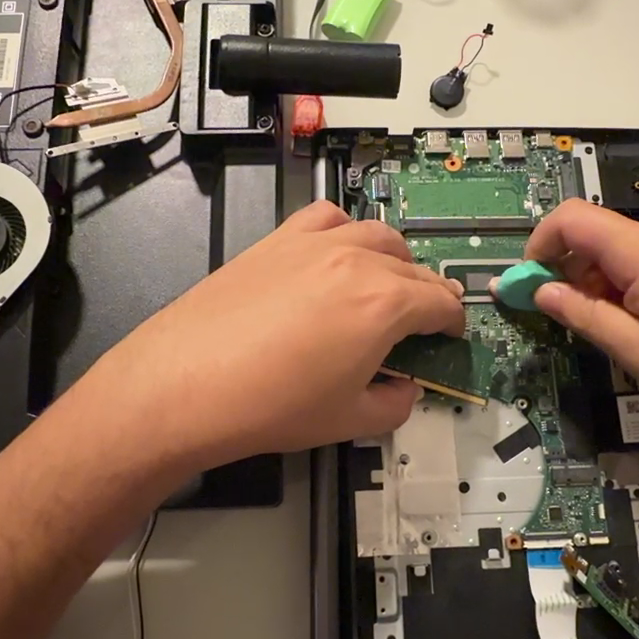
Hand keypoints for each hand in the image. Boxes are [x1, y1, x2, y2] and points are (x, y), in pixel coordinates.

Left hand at [66, 201, 463, 474]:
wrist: (184, 385)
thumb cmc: (268, 406)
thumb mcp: (349, 421)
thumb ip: (395, 403)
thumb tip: (404, 389)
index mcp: (385, 304)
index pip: (442, 302)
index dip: (454, 323)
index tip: (448, 338)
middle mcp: (356, 260)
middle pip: (415, 267)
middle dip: (427, 296)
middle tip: (419, 325)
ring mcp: (313, 244)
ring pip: (377, 234)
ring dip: (394, 259)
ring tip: (385, 286)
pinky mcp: (277, 240)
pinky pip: (327, 217)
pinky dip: (344, 231)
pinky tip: (336, 253)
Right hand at [521, 201, 638, 449]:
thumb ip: (585, 316)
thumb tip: (540, 291)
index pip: (573, 219)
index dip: (540, 244)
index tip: (531, 282)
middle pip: (604, 236)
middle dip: (580, 273)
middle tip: (587, 324)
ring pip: (636, 246)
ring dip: (615, 279)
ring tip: (636, 332)